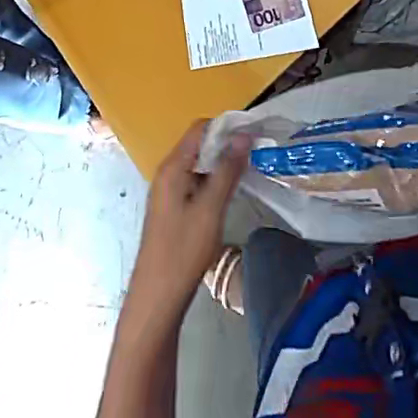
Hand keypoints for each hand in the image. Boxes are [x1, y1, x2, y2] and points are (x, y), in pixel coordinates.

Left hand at [128, 119, 248, 312]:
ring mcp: (168, 189)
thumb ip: (227, 171)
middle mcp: (166, 172)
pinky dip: (213, 180)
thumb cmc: (184, 249)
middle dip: (226, 144)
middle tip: (258, 151)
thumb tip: (243, 136)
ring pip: (198, 164)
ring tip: (250, 169)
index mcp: (172, 166)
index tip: (254, 132)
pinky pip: (195, 181)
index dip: (226, 126)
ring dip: (221, 163)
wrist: (159, 291)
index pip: (198, 129)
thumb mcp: (210, 208)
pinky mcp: (173, 206)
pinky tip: (231, 192)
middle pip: (198, 145)